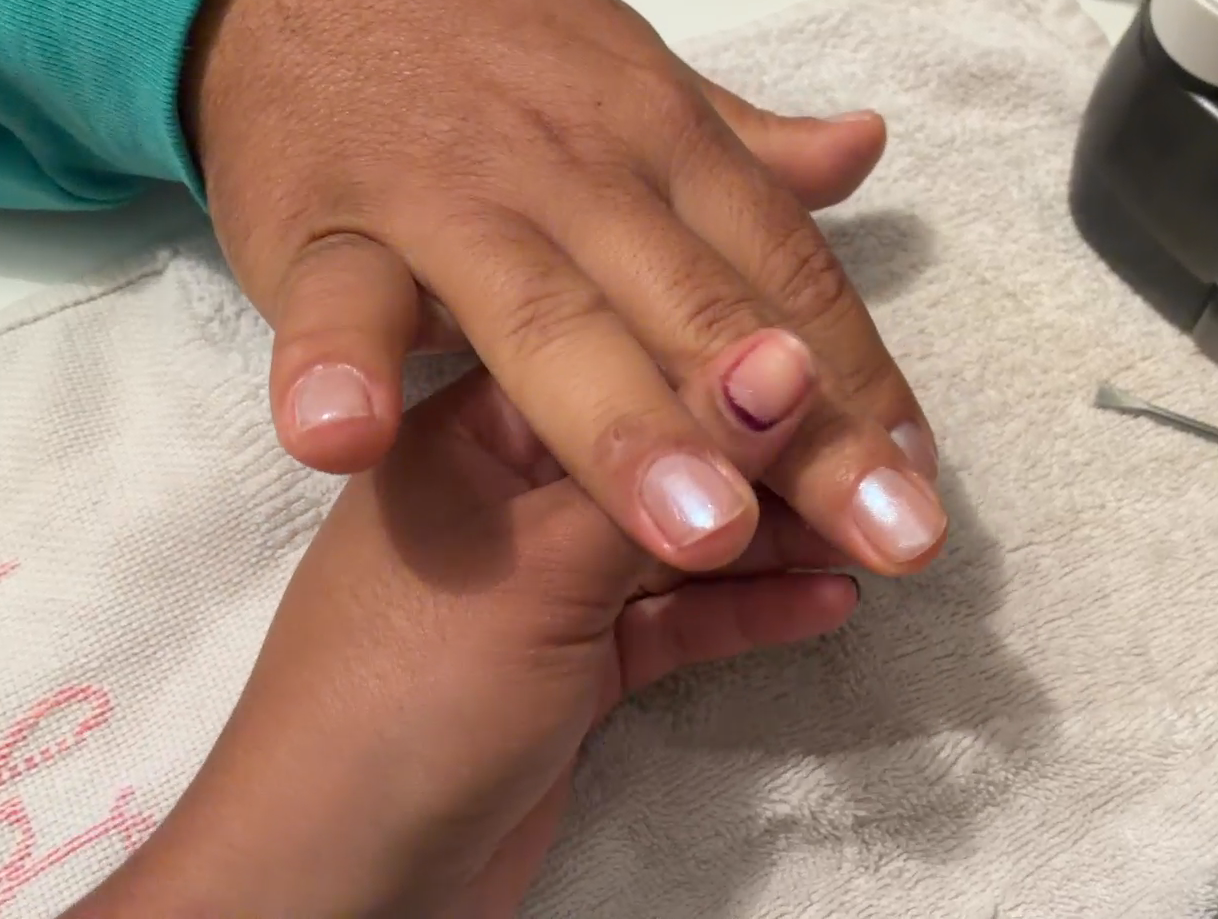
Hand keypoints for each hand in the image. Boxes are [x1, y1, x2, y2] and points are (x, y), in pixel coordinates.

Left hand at [66, 327, 857, 916]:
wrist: (338, 906)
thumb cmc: (415, 699)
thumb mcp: (553, 564)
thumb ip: (679, 464)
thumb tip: (792, 353)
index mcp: (483, 427)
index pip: (635, 368)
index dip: (742, 376)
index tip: (845, 390)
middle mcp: (522, 486)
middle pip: (674, 456)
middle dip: (776, 471)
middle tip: (879, 478)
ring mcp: (556, 574)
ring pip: (688, 538)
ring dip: (778, 543)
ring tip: (873, 537)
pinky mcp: (584, 652)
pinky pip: (682, 614)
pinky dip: (751, 609)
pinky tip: (830, 602)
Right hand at [182, 0, 944, 577]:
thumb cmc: (506, 65)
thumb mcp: (647, 92)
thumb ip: (753, 150)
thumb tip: (864, 144)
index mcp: (669, 139)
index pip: (791, 273)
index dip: (864, 379)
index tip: (917, 472)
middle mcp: (584, 170)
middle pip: (711, 316)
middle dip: (801, 439)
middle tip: (890, 539)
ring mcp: (453, 198)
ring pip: (553, 323)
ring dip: (629, 428)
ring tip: (704, 532)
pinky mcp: (325, 229)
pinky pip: (340, 304)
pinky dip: (342, 364)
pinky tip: (345, 446)